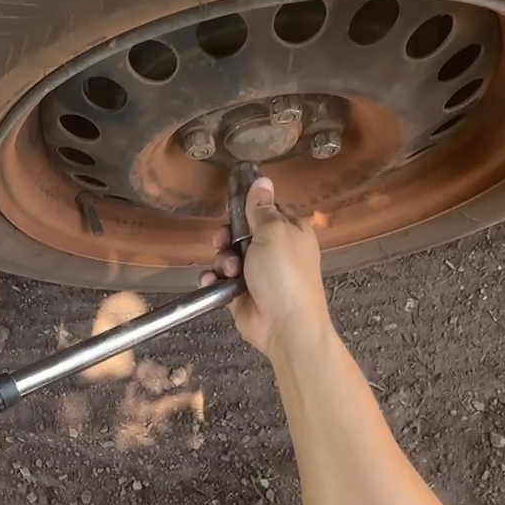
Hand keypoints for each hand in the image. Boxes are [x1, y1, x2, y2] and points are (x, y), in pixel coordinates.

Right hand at [202, 176, 332, 358]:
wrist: (285, 325)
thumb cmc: (284, 273)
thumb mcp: (273, 231)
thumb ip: (261, 208)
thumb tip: (262, 180)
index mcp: (290, 231)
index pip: (266, 210)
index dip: (247, 209)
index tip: (232, 209)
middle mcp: (275, 251)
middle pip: (241, 233)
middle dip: (227, 236)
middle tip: (223, 240)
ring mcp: (257, 274)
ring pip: (228, 256)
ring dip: (222, 260)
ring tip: (229, 271)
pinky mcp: (241, 295)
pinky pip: (220, 281)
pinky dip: (214, 280)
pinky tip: (213, 282)